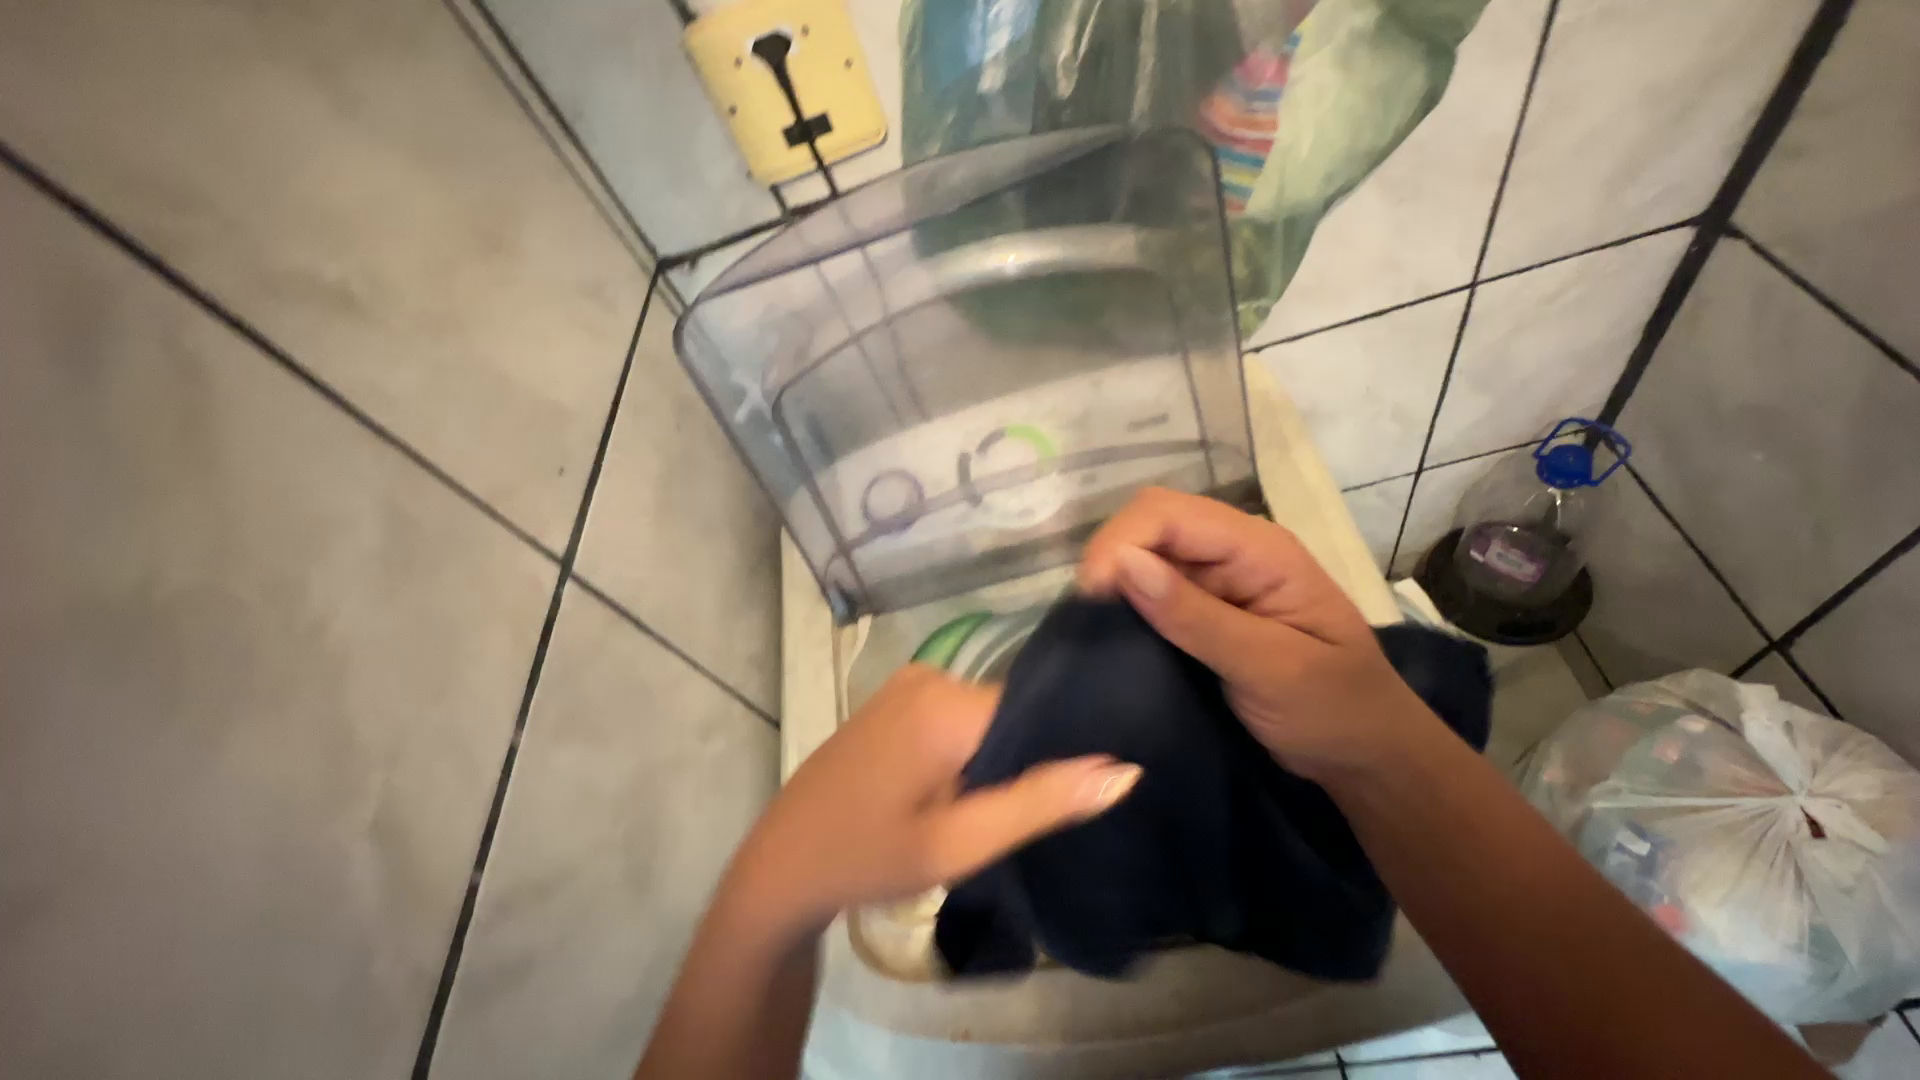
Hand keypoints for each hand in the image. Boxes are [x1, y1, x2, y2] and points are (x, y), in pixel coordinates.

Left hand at [722, 665, 1140, 943]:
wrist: (785, 863)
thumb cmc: (870, 857)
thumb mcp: (961, 842)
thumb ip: (1041, 803)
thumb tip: (1124, 771)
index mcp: (946, 704)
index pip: (1037, 706)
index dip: (1067, 742)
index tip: (1095, 782)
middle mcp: (930, 677)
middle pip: (1012, 708)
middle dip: (1032, 753)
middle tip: (1050, 807)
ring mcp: (908, 684)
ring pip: (986, 713)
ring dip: (1001, 753)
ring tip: (1013, 802)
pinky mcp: (896, 698)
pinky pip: (957, 713)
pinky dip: (973, 745)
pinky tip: (973, 786)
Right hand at [1078, 488, 1438, 782]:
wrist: (1367, 756)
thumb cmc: (1335, 710)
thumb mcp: (1271, 667)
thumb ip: (1197, 617)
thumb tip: (1124, 564)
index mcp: (1260, 549)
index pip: (1169, 513)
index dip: (1120, 542)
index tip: (1091, 599)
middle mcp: (1235, 550)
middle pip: (1152, 522)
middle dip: (1112, 557)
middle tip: (1088, 617)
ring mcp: (1220, 579)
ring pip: (1147, 553)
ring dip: (1116, 581)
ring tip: (1095, 626)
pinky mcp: (1206, 608)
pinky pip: (1154, 588)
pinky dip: (1128, 604)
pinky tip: (1116, 633)